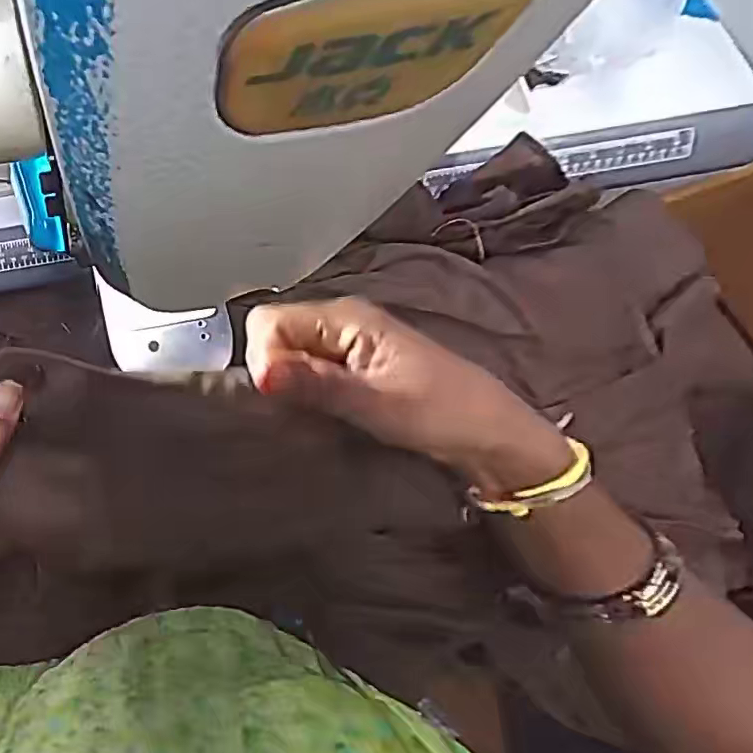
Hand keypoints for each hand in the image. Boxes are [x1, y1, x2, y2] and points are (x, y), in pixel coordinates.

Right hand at [244, 297, 570, 492]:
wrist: (490, 435)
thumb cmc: (444, 414)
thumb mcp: (377, 403)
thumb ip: (316, 385)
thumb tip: (262, 375)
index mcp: (346, 317)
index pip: (269, 320)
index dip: (263, 355)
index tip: (277, 394)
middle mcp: (339, 322)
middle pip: (272, 334)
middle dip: (272, 370)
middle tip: (295, 406)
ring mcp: (342, 343)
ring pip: (284, 352)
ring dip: (285, 382)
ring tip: (309, 411)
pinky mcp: (346, 365)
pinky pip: (301, 368)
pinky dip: (298, 389)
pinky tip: (316, 410)